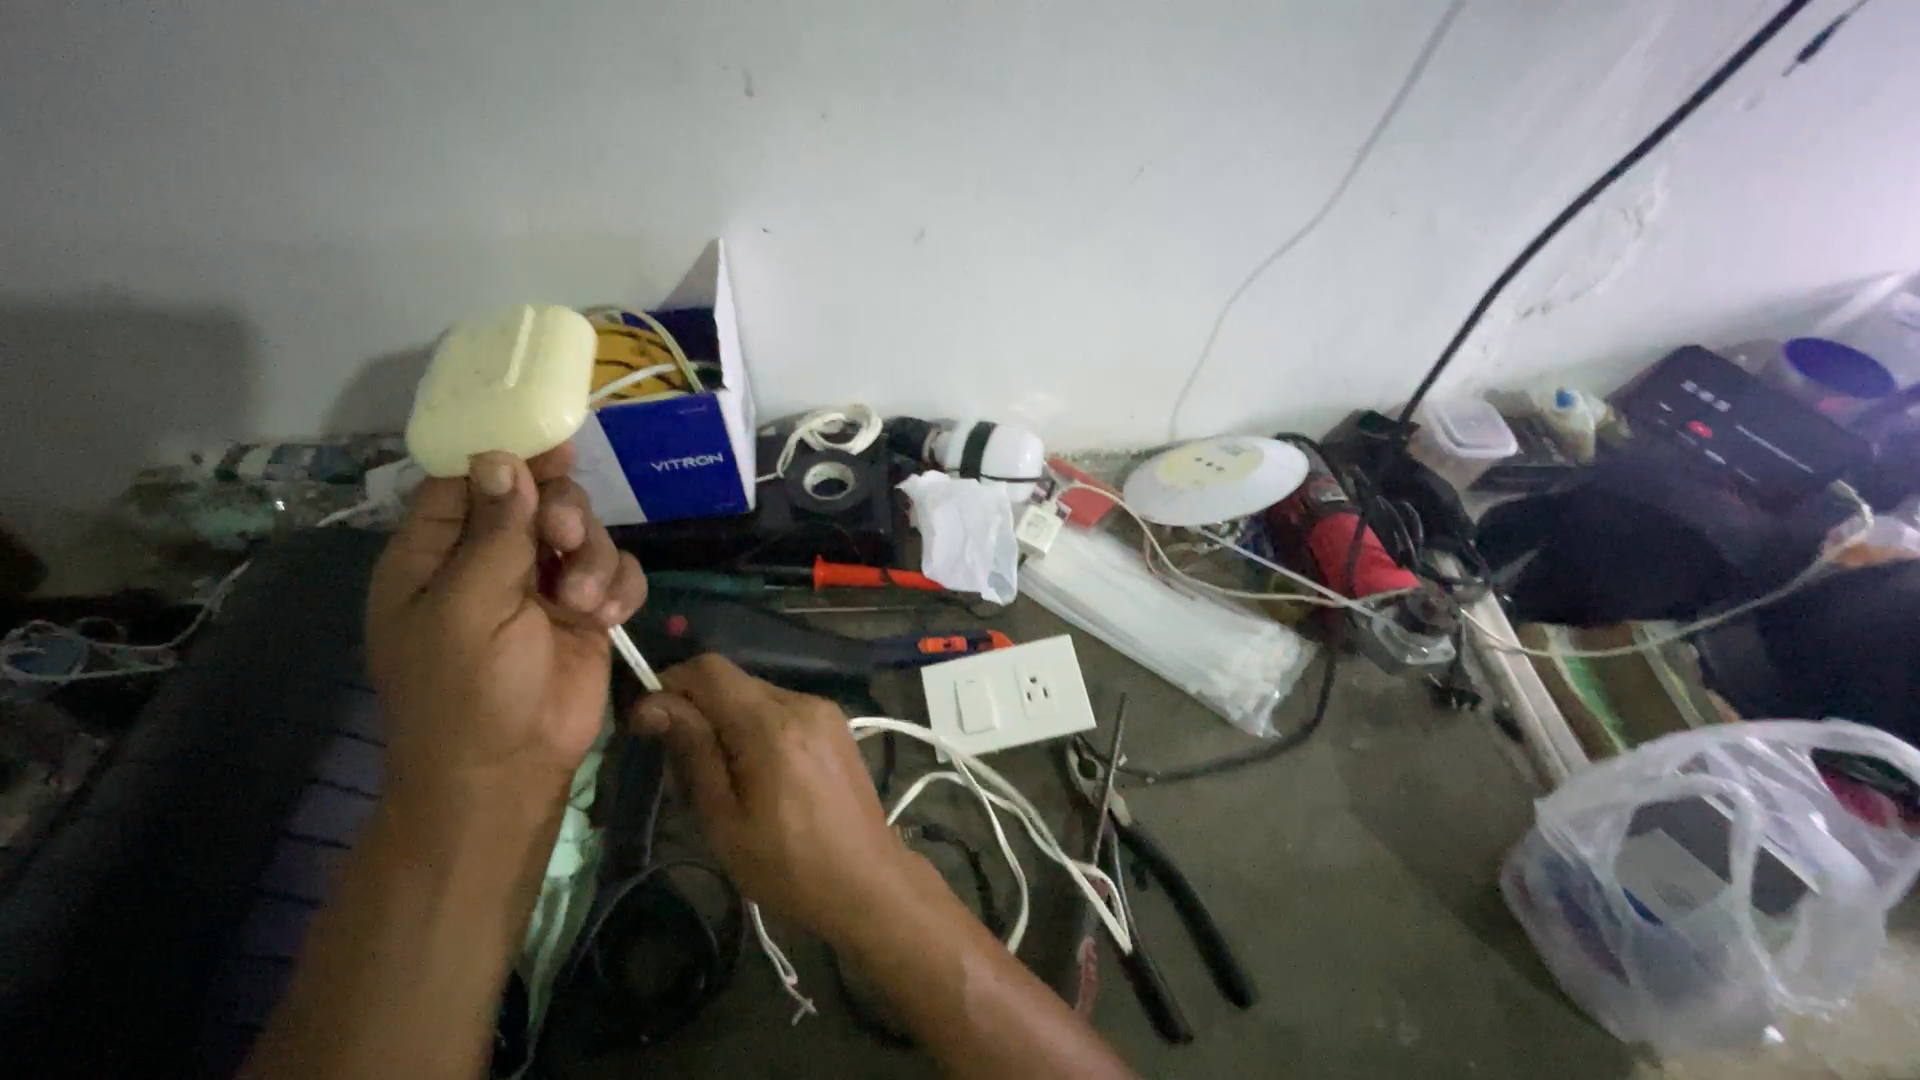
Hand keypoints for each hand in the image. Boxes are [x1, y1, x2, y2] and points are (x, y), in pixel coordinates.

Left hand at [367, 443, 647, 822]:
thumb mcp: (466, 605)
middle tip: (564, 537)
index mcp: (436, 554)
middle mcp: (491, 561)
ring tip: (582, 603)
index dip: (507, 458)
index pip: (468, 482)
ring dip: (592, 559)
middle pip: (539, 499)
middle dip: (562, 515)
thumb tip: (501, 458)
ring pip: (586, 533)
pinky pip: (617, 572)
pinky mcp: (588, 610)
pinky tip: (607, 617)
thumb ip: (492, 531)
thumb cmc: (465, 689)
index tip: (550, 445)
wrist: (509, 768)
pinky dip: (619, 587)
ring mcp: (543, 586)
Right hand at [631, 655, 924, 943]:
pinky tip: (758, 777)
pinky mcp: (836, 724)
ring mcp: (824, 711)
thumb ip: (693, 752)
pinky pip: (782, 710)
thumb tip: (652, 703)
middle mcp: (802, 703)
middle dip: (697, 714)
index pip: (708, 669)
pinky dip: (758, 729)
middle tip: (685, 775)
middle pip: (732, 681)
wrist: (867, 883)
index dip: (670, 686)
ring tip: (723, 783)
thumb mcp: (725, 820)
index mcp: (773, 724)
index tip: (650, 727)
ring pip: (755, 695)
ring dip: (727, 724)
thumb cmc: (789, 866)